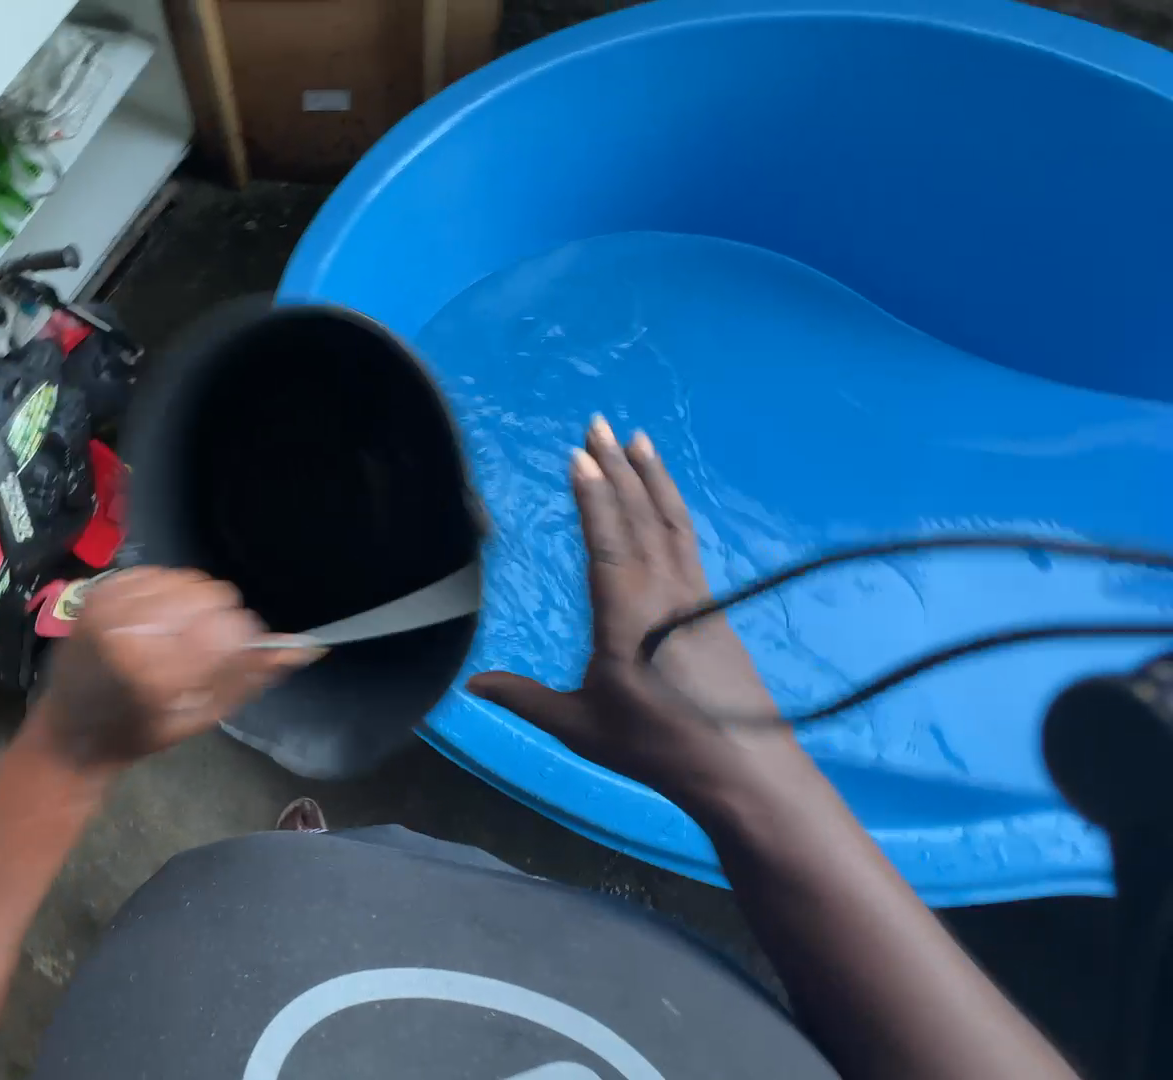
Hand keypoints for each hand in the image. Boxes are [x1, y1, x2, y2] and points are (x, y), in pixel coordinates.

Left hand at [24, 567, 320, 772]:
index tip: (233, 652)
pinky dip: (167, 591)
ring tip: (177, 633)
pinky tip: (156, 618)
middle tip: (202, 647)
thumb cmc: (140, 733)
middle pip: (211, 593)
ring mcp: (110, 604)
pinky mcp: (100, 590)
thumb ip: (249, 677)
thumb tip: (303, 647)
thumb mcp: (200, 718)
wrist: (70, 729)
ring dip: (192, 603)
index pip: (229, 627)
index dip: (241, 637)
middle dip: (218, 617)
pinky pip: (158, 571)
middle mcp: (130, 629)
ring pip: (186, 578)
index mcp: (157, 671)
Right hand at [466, 416, 800, 807]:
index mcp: (626, 615)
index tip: (579, 455)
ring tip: (637, 439)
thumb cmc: (653, 747)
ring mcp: (693, 596)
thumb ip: (522, 698)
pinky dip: (672, 508)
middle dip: (618, 468)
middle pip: (640, 518)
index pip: (608, 542)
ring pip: (671, 523)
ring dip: (651, 478)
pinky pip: (687, 542)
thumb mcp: (577, 724)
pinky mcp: (710, 606)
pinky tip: (664, 497)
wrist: (744, 773)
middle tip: (598, 422)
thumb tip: (470, 683)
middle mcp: (664, 593)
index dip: (593, 497)